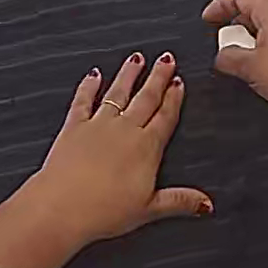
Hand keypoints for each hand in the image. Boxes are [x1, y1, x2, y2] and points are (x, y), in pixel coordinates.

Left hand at [0, 53, 210, 267]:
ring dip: (129, 74)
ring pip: (118, 92)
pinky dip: (88, 86)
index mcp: (146, 147)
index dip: (174, 98)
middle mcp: (125, 130)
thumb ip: (179, 201)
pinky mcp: (74, 127)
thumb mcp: (149, 209)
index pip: (166, 116)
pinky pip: (83, 100)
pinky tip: (93, 74)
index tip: (179, 82)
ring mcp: (98, 125)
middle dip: (158, 77)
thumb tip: (205, 203)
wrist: (62, 206)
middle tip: (166, 59)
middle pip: (146, 97)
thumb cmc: (104, 210)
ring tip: (137, 57)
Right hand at [201, 0, 267, 121]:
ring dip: (250, 43)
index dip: (219, 5)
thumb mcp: (250, 67)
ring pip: (267, 29)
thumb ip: (228, 57)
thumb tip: (222, 56)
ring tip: (243, 64)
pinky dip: (266, 53)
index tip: (208, 18)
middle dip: (234, 26)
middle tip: (222, 44)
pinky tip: (263, 74)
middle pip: (254, 10)